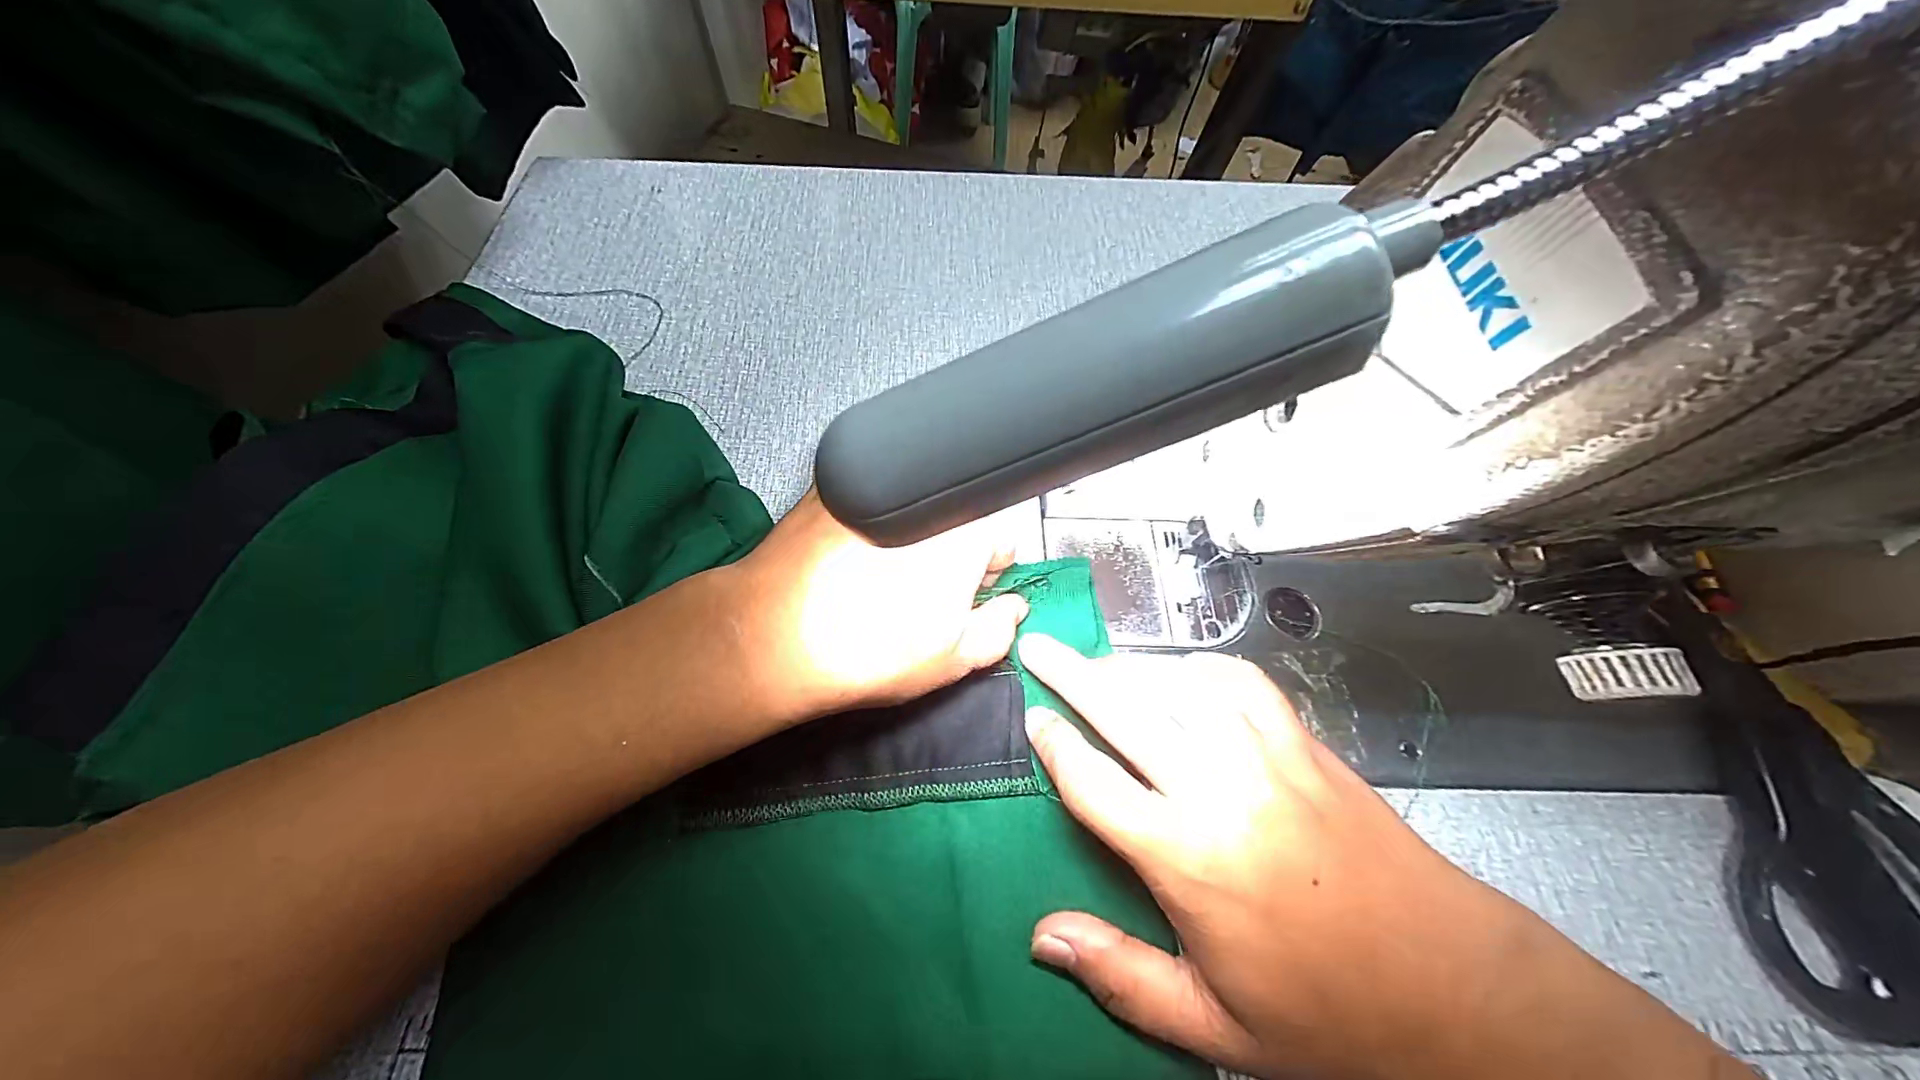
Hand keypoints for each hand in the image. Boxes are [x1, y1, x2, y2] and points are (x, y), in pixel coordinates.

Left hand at [725, 490, 1029, 722]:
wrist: (771, 636)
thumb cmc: (862, 650)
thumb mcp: (952, 659)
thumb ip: (999, 629)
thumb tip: (1010, 610)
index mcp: (966, 530)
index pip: (1002, 543)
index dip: (990, 578)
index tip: (970, 599)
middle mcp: (923, 496)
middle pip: (957, 525)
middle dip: (950, 558)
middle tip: (920, 600)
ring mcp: (873, 486)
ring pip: (911, 517)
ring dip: (908, 544)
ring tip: (877, 586)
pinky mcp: (830, 488)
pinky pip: (866, 509)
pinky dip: (867, 532)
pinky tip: (847, 570)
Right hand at [1017, 637, 1751, 1079]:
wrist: (1461, 994)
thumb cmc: (1328, 1014)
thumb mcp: (1215, 1026)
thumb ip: (1121, 976)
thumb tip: (1042, 937)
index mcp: (1189, 859)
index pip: (1095, 783)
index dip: (1056, 746)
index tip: (1034, 720)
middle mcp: (1221, 791)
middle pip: (1127, 711)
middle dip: (1074, 675)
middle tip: (1040, 647)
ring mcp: (1269, 759)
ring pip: (1182, 686)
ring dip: (1134, 668)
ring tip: (1101, 664)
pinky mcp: (1308, 747)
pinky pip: (1243, 684)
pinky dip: (1201, 669)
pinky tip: (1182, 675)